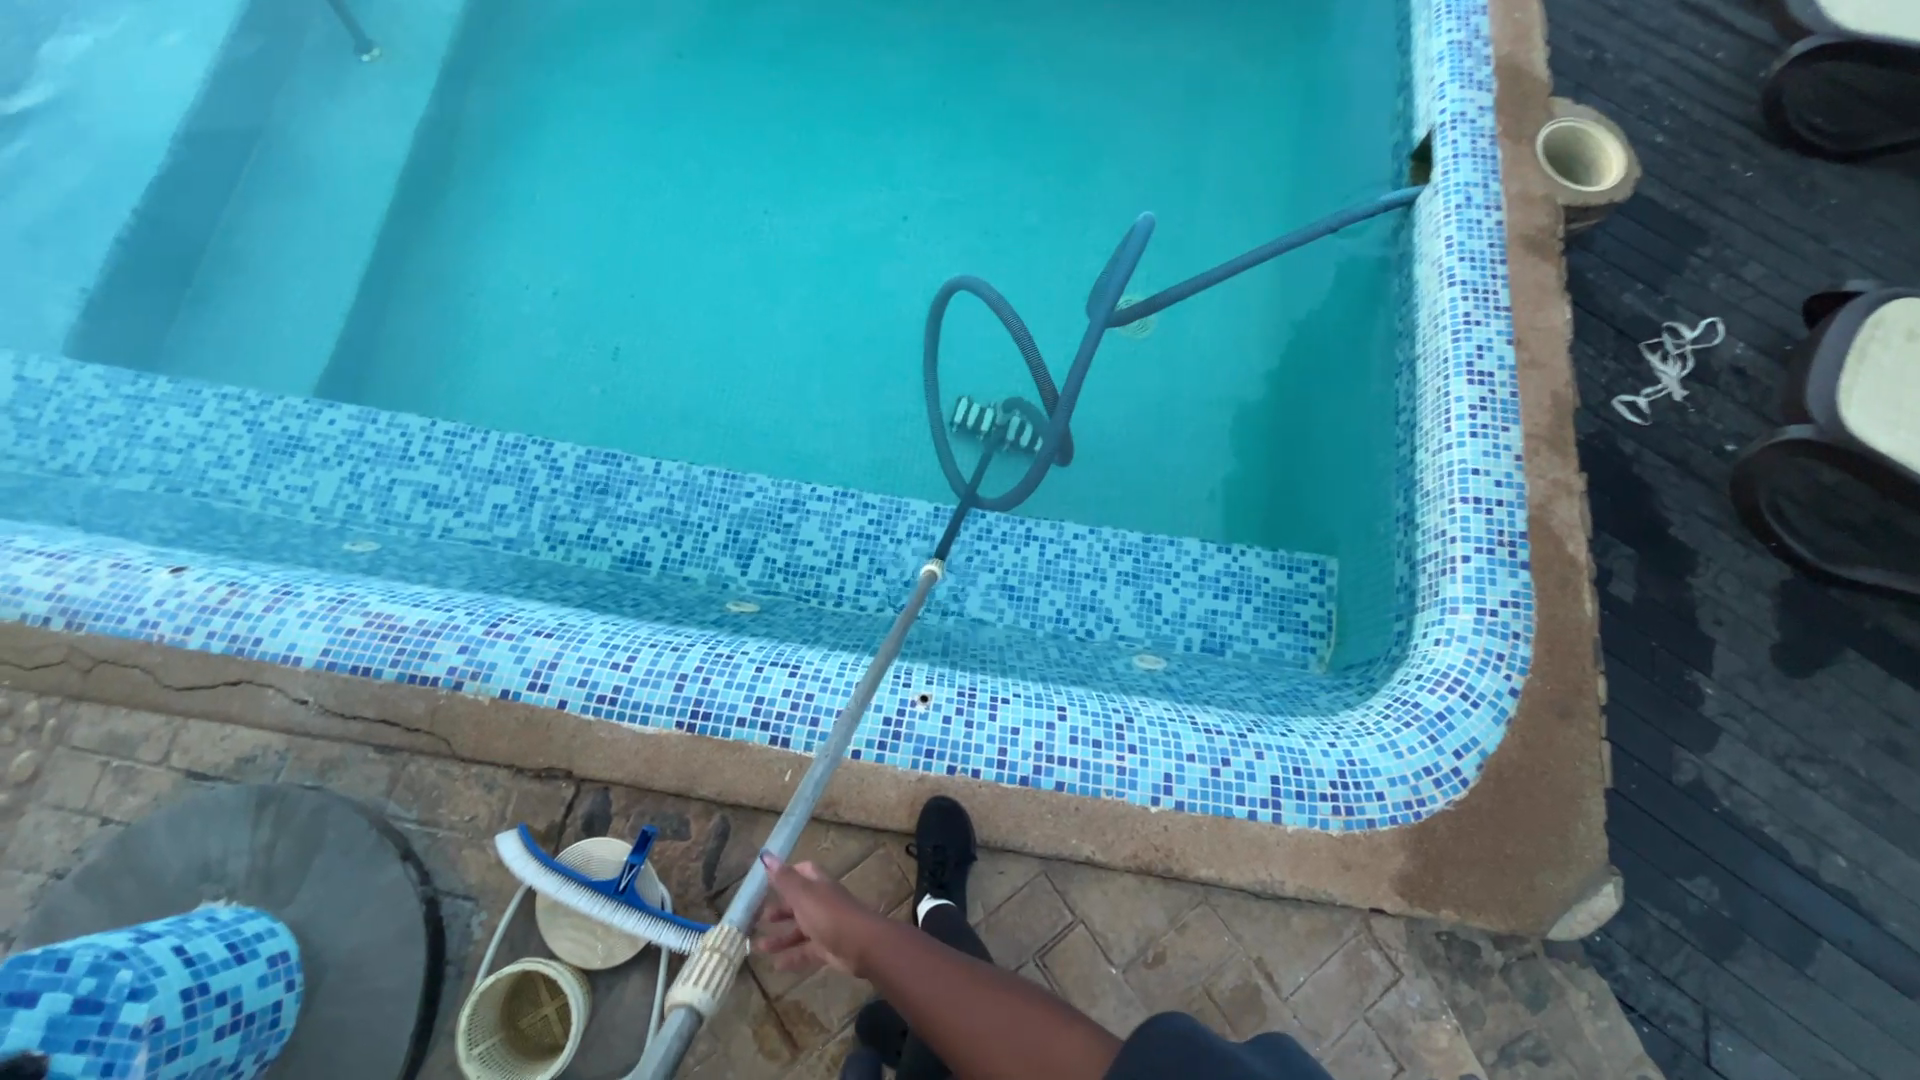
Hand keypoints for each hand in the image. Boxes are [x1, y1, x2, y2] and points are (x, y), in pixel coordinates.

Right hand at [753, 852, 885, 977]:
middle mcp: (823, 903)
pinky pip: (806, 951)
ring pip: (800, 930)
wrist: (860, 944)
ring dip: (781, 938)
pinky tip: (776, 966)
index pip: (804, 872)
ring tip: (760, 947)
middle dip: (781, 910)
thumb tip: (766, 855)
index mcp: (818, 885)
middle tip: (762, 917)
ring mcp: (827, 926)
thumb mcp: (802, 894)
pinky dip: (792, 957)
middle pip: (800, 903)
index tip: (769, 880)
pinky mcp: (828, 948)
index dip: (789, 874)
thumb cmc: (828, 914)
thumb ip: (784, 878)